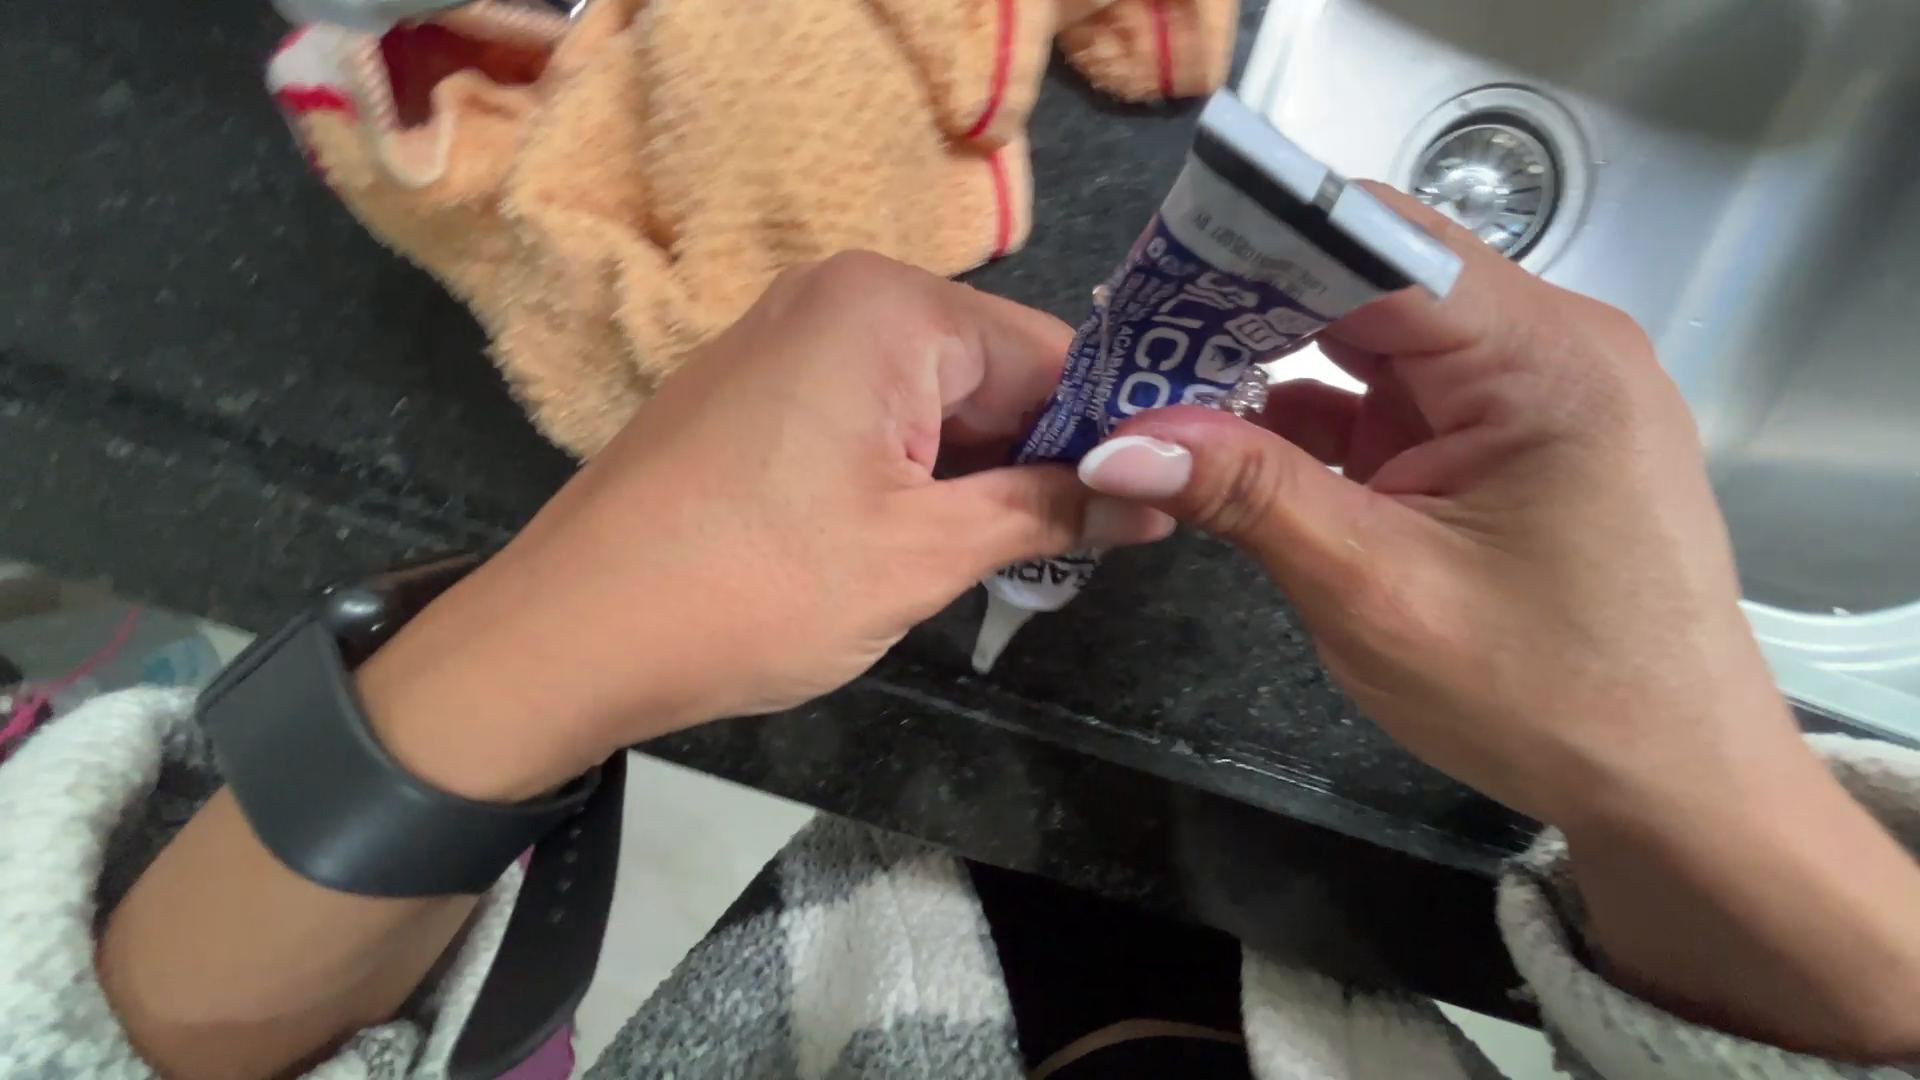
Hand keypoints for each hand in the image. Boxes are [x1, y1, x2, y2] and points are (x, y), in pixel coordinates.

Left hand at [355, 253, 1171, 799]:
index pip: (1049, 356)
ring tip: (993, 555)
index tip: (1141, 505)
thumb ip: (1049, 512)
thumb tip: (1155, 499)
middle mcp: (840, 298)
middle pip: (989, 376)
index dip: (1103, 435)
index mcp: (891, 308)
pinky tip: (916, 536)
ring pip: (932, 404)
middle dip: (1033, 462)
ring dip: (973, 477)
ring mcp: (790, 340)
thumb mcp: (925, 554)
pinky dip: (912, 474)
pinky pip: (872, 417)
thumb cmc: (760, 587)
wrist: (570, 637)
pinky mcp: (759, 393)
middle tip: (1073, 550)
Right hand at [1076, 186, 1919, 1056]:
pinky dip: (1291, 416)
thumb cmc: (1537, 692)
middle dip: (1242, 306)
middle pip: (1363, 284)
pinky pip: (1368, 401)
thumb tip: (1115, 445)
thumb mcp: (1370, 588)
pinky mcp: (1477, 443)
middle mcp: (1534, 351)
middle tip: (1130, 337)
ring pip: (1357, 341)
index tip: (1150, 273)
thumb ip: (1244, 496)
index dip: (1257, 243)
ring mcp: (1505, 398)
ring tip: (1154, 382)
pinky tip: (1220, 439)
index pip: (1379, 247)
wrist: (1658, 785)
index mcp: (1540, 360)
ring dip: (1258, 361)